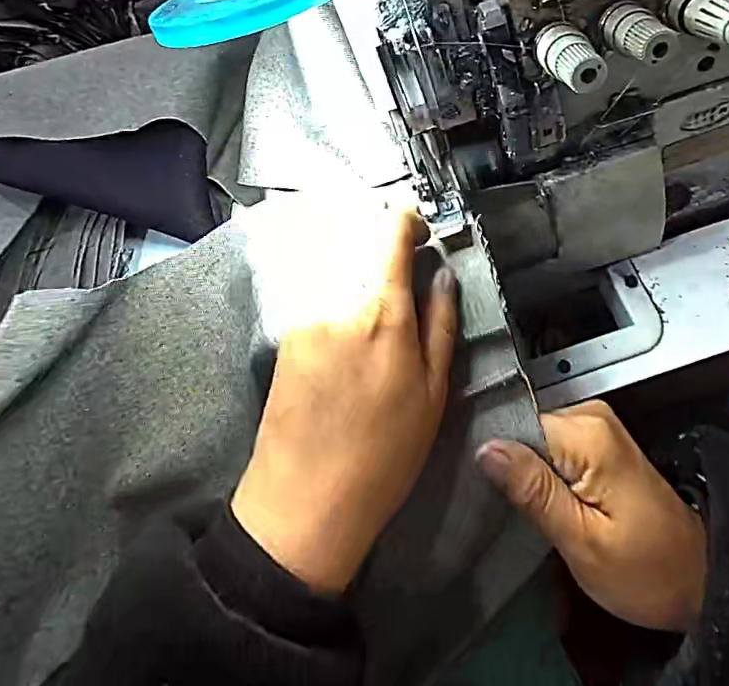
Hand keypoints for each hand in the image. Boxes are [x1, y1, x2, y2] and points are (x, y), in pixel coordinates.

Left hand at [232, 207, 458, 594]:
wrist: (302, 507)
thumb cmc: (383, 455)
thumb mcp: (434, 392)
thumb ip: (441, 324)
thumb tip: (444, 277)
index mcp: (385, 316)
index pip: (391, 236)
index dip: (407, 221)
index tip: (420, 232)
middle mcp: (339, 307)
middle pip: (360, 246)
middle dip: (384, 249)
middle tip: (404, 272)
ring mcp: (305, 321)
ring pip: (338, 271)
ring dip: (359, 274)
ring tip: (377, 309)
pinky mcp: (284, 340)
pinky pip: (317, 297)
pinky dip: (337, 296)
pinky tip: (350, 334)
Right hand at [476, 401, 706, 632]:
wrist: (693, 573)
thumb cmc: (644, 567)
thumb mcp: (581, 540)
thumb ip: (533, 490)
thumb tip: (486, 449)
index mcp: (589, 433)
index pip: (518, 426)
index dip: (495, 458)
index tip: (479, 491)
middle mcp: (593, 416)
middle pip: (526, 430)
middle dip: (509, 467)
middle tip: (502, 511)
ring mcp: (596, 426)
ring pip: (536, 440)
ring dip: (524, 474)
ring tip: (519, 511)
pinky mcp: (597, 442)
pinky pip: (553, 448)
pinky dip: (541, 474)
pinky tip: (538, 503)